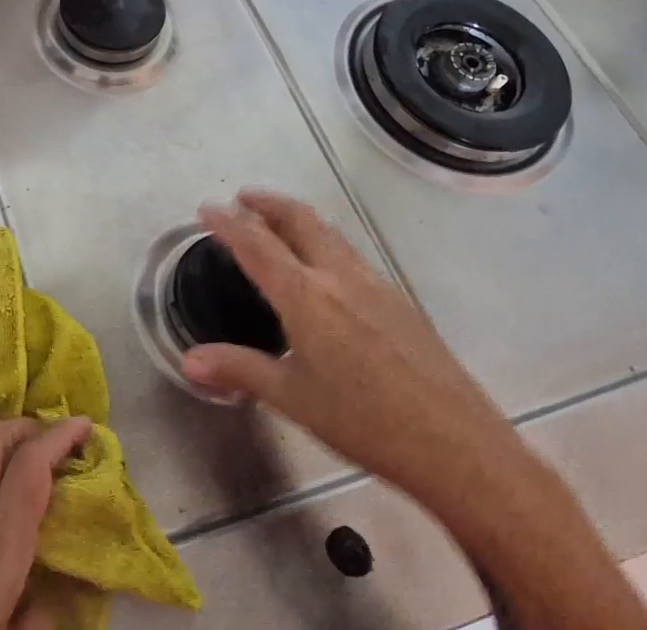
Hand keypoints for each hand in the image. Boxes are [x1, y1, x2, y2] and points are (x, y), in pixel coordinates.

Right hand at [181, 190, 536, 518]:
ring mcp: (377, 285)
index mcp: (307, 297)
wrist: (458, 446)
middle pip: (301, 220)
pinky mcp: (400, 302)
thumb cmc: (365, 423)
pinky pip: (351, 254)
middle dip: (267, 203)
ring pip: (330, 234)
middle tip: (242, 199)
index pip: (257, 245)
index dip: (228, 223)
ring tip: (277, 224)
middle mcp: (341, 278)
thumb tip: (188, 360)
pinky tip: (323, 270)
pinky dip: (323, 243)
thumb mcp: (293, 399)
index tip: (206, 208)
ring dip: (297, 219)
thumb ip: (239, 369)